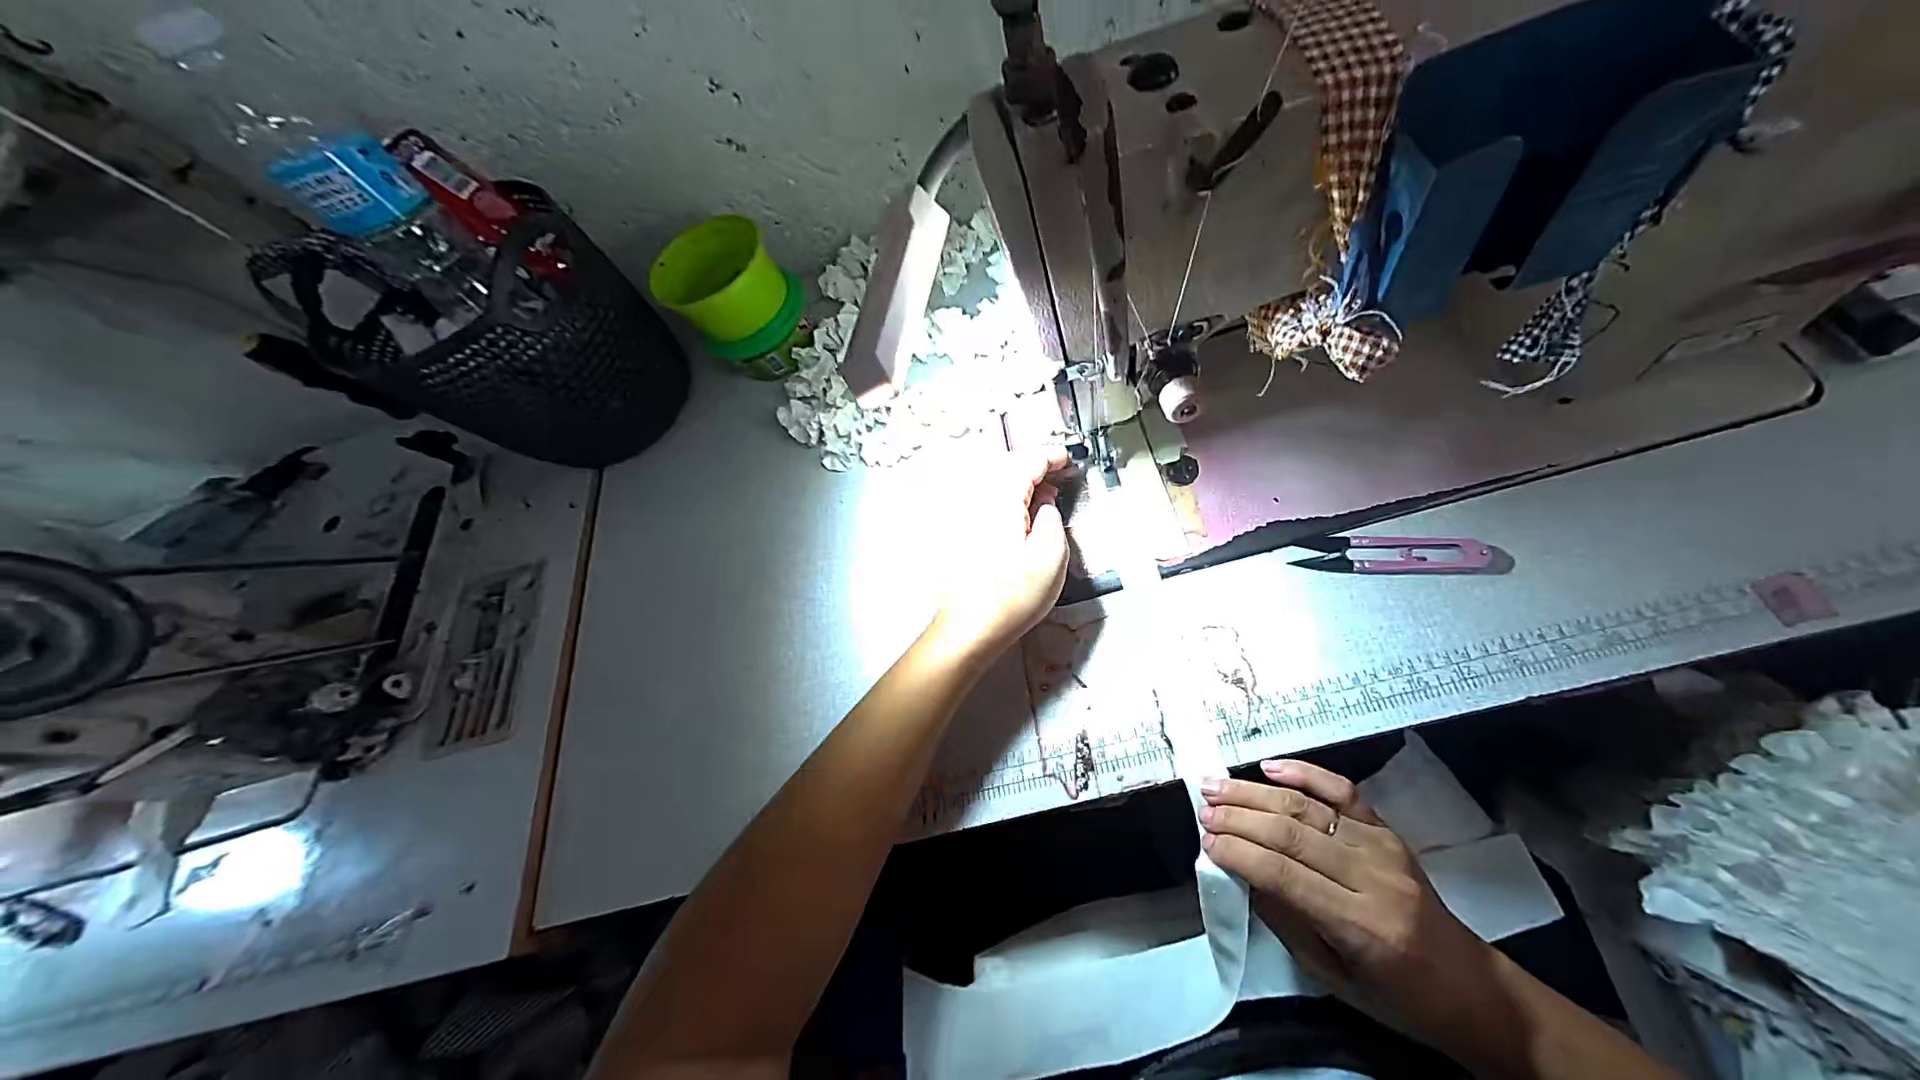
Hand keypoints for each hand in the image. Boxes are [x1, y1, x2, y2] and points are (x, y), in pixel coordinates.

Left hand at [925, 447, 1070, 665]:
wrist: (969, 628)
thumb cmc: (1008, 598)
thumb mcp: (1052, 554)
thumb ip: (1052, 517)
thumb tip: (1046, 504)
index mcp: (999, 499)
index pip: (1028, 460)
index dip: (1052, 457)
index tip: (1067, 460)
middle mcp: (975, 501)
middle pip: (1007, 467)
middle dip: (1035, 468)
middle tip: (1059, 477)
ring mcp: (963, 517)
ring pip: (994, 484)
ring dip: (1020, 484)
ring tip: (1042, 501)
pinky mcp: (959, 534)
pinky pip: (985, 502)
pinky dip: (1006, 501)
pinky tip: (1019, 520)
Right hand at [1198, 760, 1502, 1042]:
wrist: (1472, 989)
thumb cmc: (1396, 996)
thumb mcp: (1331, 975)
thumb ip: (1283, 918)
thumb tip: (1238, 871)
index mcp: (1363, 927)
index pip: (1284, 875)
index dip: (1239, 854)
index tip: (1205, 843)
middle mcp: (1376, 878)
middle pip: (1292, 833)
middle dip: (1239, 818)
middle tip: (1203, 811)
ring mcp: (1385, 848)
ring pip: (1308, 807)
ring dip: (1255, 794)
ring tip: (1216, 787)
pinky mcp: (1389, 831)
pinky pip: (1343, 791)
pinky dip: (1304, 774)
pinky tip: (1269, 767)